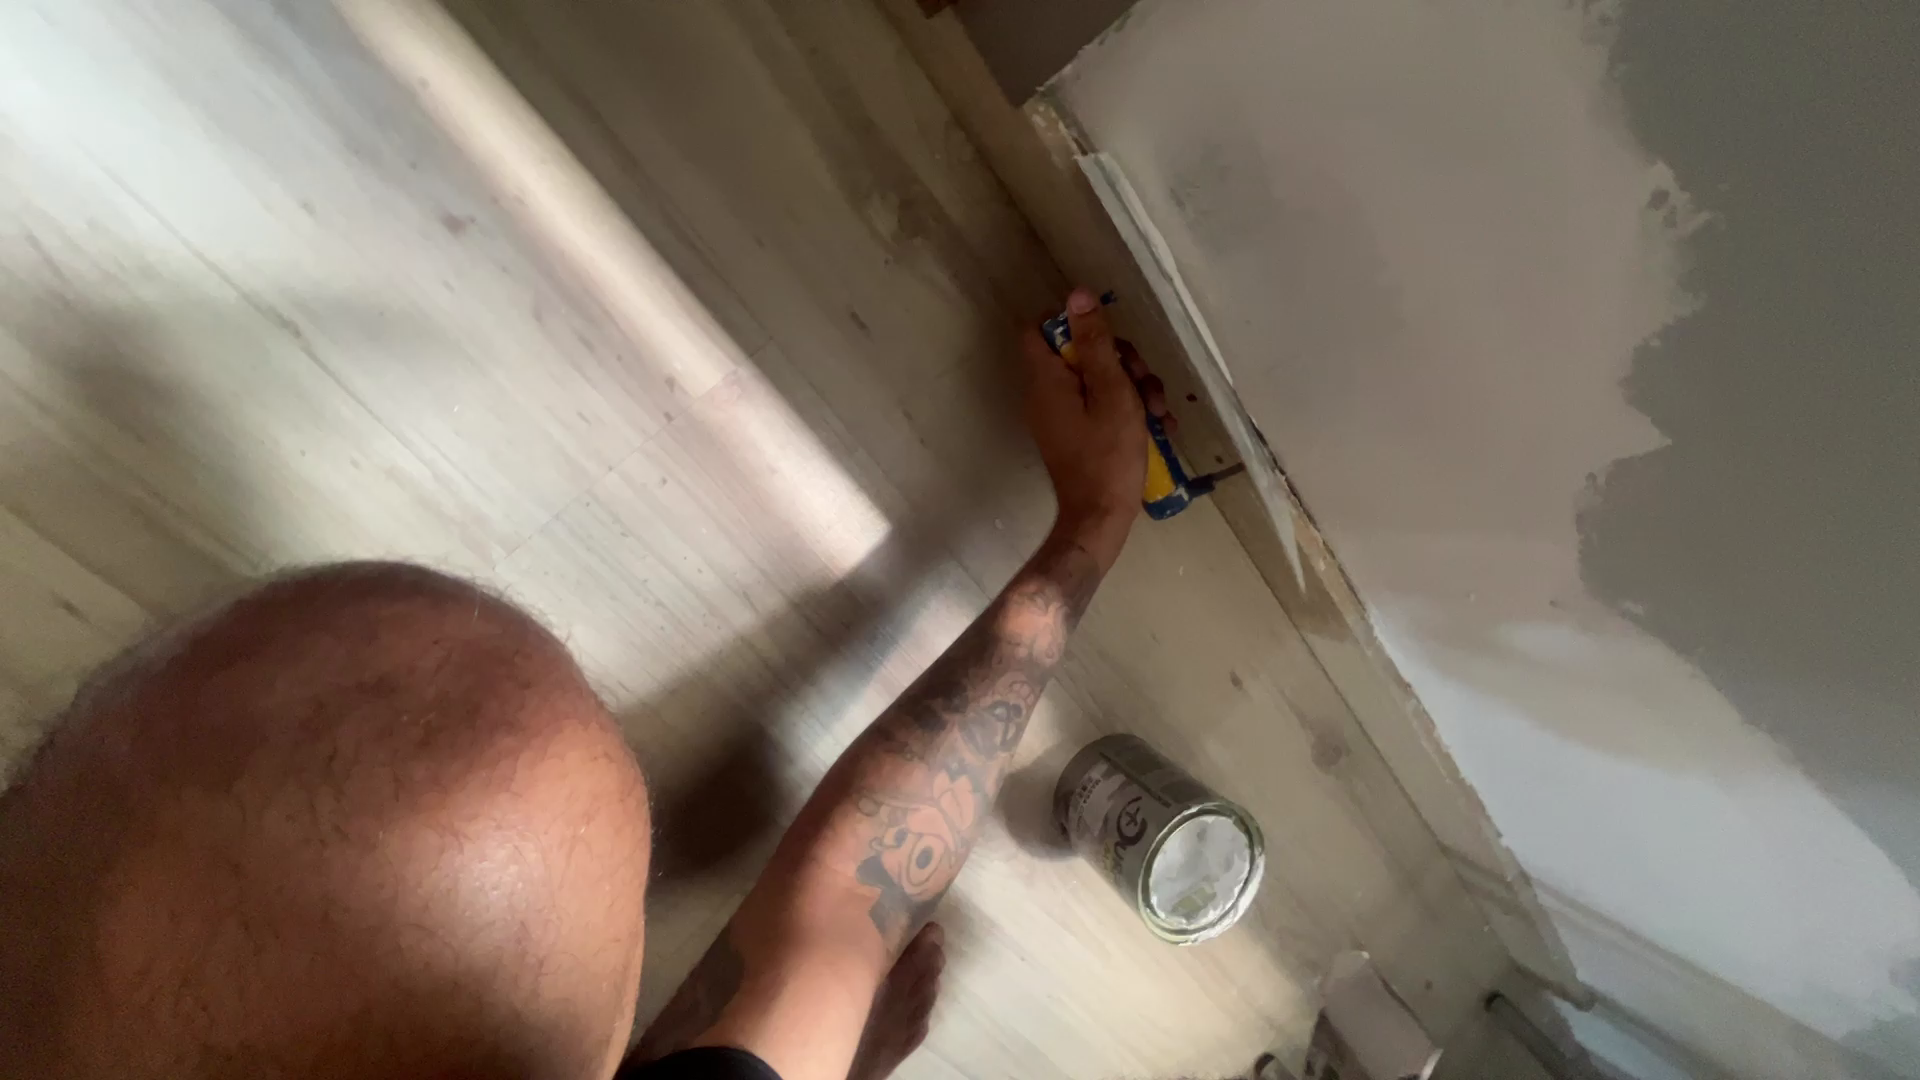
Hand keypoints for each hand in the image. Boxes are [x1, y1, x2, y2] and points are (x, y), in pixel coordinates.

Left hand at [1020, 288, 1176, 570]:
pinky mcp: (1075, 435)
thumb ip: (1096, 343)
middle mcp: (1045, 395)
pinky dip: (1126, 411)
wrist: (1100, 518)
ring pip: (1097, 380)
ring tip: (1159, 413)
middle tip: (1145, 381)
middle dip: (1120, 360)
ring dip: (1133, 388)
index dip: (1069, 320)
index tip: (1106, 328)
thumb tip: (1076, 295)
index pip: (1037, 329)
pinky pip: (1099, 407)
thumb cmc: (1108, 456)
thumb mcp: (1111, 391)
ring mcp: (1060, 417)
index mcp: (1046, 381)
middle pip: (1078, 354)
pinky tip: (1157, 427)